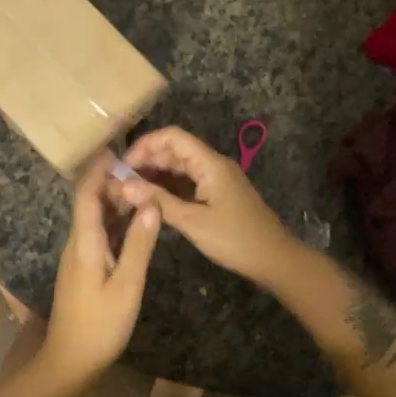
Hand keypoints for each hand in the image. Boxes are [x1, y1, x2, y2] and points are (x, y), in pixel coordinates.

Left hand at [37, 154, 161, 389]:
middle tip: (146, 169)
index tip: (119, 148)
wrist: (69, 362)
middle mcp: (77, 244)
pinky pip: (100, 235)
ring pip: (97, 219)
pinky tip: (137, 223)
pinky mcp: (84, 269)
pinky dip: (117, 224)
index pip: (86, 194)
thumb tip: (150, 205)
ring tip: (147, 189)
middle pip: (91, 203)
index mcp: (84, 243)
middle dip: (114, 183)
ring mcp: (79, 257)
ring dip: (118, 203)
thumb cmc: (100, 325)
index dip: (99, 169)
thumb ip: (139, 245)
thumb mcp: (127, 286)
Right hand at [119, 127, 300, 285]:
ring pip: (181, 167)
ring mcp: (217, 180)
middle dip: (147, 161)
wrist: (274, 259)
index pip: (173, 137)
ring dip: (157, 175)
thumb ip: (159, 201)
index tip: (124, 166)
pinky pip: (189, 182)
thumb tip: (124, 185)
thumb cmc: (235, 239)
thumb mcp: (193, 221)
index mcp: (210, 164)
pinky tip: (152, 201)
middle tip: (121, 182)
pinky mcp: (218, 194)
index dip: (146, 145)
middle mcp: (214, 165)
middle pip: (175, 150)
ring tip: (131, 191)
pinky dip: (170, 187)